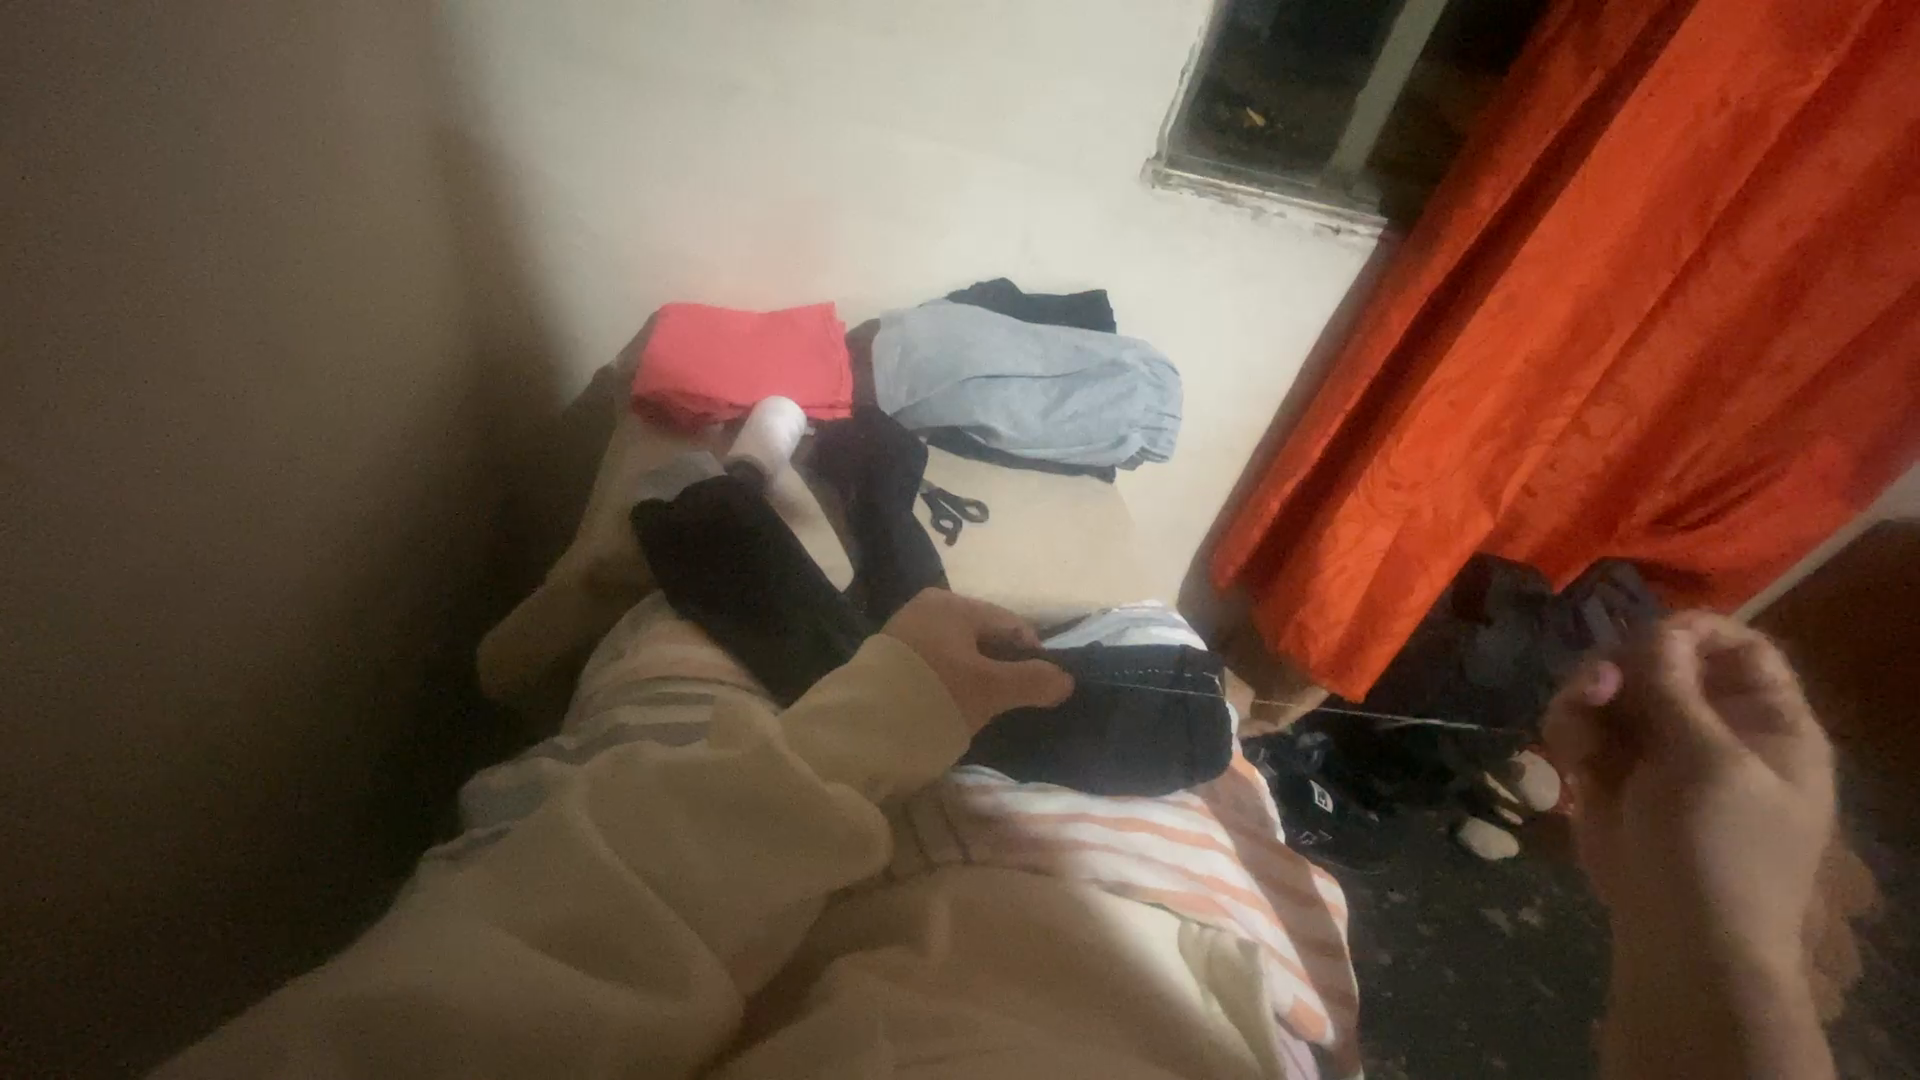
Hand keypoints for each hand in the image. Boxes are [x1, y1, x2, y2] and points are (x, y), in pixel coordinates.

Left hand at [881, 589, 1074, 731]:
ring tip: (977, 710)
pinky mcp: (886, 660)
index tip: (1038, 689)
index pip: (1009, 624)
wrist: (861, 729)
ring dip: (972, 678)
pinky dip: (947, 684)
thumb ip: (1032, 681)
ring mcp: (902, 633)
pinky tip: (947, 708)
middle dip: (999, 667)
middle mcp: (925, 608)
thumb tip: (1066, 680)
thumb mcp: (990, 690)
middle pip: (981, 637)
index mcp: (952, 604)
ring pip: (957, 654)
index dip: (1031, 655)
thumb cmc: (935, 696)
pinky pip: (933, 666)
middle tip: (1006, 703)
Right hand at [1544, 612, 1833, 963]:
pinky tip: (1571, 762)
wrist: (1678, 926)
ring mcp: (1653, 746)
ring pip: (1606, 688)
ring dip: (1583, 700)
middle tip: (1598, 686)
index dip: (1692, 631)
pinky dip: (1568, 733)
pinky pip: (1578, 723)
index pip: (1738, 648)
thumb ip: (1677, 690)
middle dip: (1619, 667)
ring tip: (1576, 733)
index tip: (1644, 637)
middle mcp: (1708, 725)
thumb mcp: (1711, 762)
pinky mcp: (1607, 765)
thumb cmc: (1720, 846)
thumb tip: (1655, 629)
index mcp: (1764, 723)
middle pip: (1656, 660)